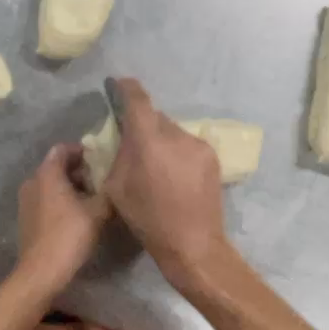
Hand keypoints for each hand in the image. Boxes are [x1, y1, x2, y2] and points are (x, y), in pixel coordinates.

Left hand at [16, 143, 111, 289]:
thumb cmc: (70, 235)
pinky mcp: (26, 217)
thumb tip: (116, 182)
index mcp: (47, 173)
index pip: (63, 149)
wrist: (42, 271)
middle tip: (100, 182)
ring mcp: (26, 200)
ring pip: (51, 184)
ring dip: (71, 187)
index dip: (82, 151)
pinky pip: (45, 199)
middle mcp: (32, 181)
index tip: (100, 161)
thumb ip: (108, 191)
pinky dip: (60, 200)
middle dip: (79, 171)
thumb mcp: (98, 212)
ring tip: (92, 200)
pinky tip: (77, 215)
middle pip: (56, 166)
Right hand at [103, 78, 231, 286]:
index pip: (137, 99)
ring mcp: (197, 144)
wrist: (193, 244)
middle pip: (155, 117)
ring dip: (161, 141)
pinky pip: (187, 145)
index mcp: (148, 141)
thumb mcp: (117, 187)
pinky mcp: (211, 156)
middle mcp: (176, 134)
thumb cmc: (148, 219)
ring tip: (156, 166)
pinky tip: (174, 175)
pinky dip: (177, 152)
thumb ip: (119, 155)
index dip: (126, 88)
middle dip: (143, 126)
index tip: (118, 85)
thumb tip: (123, 138)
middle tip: (134, 146)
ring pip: (172, 131)